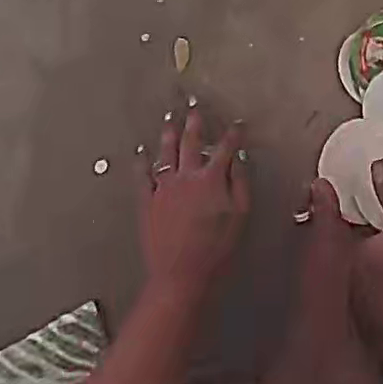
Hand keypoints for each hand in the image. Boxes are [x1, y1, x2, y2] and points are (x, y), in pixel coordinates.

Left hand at [137, 110, 249, 299]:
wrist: (180, 275)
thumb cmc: (216, 247)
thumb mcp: (240, 215)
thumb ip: (240, 183)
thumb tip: (239, 159)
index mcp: (211, 178)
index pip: (224, 148)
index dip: (232, 135)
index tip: (237, 124)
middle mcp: (186, 176)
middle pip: (191, 142)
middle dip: (194, 123)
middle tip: (194, 108)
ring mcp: (164, 187)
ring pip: (165, 153)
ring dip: (168, 134)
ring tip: (169, 119)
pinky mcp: (147, 201)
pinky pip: (143, 176)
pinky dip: (142, 162)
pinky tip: (141, 152)